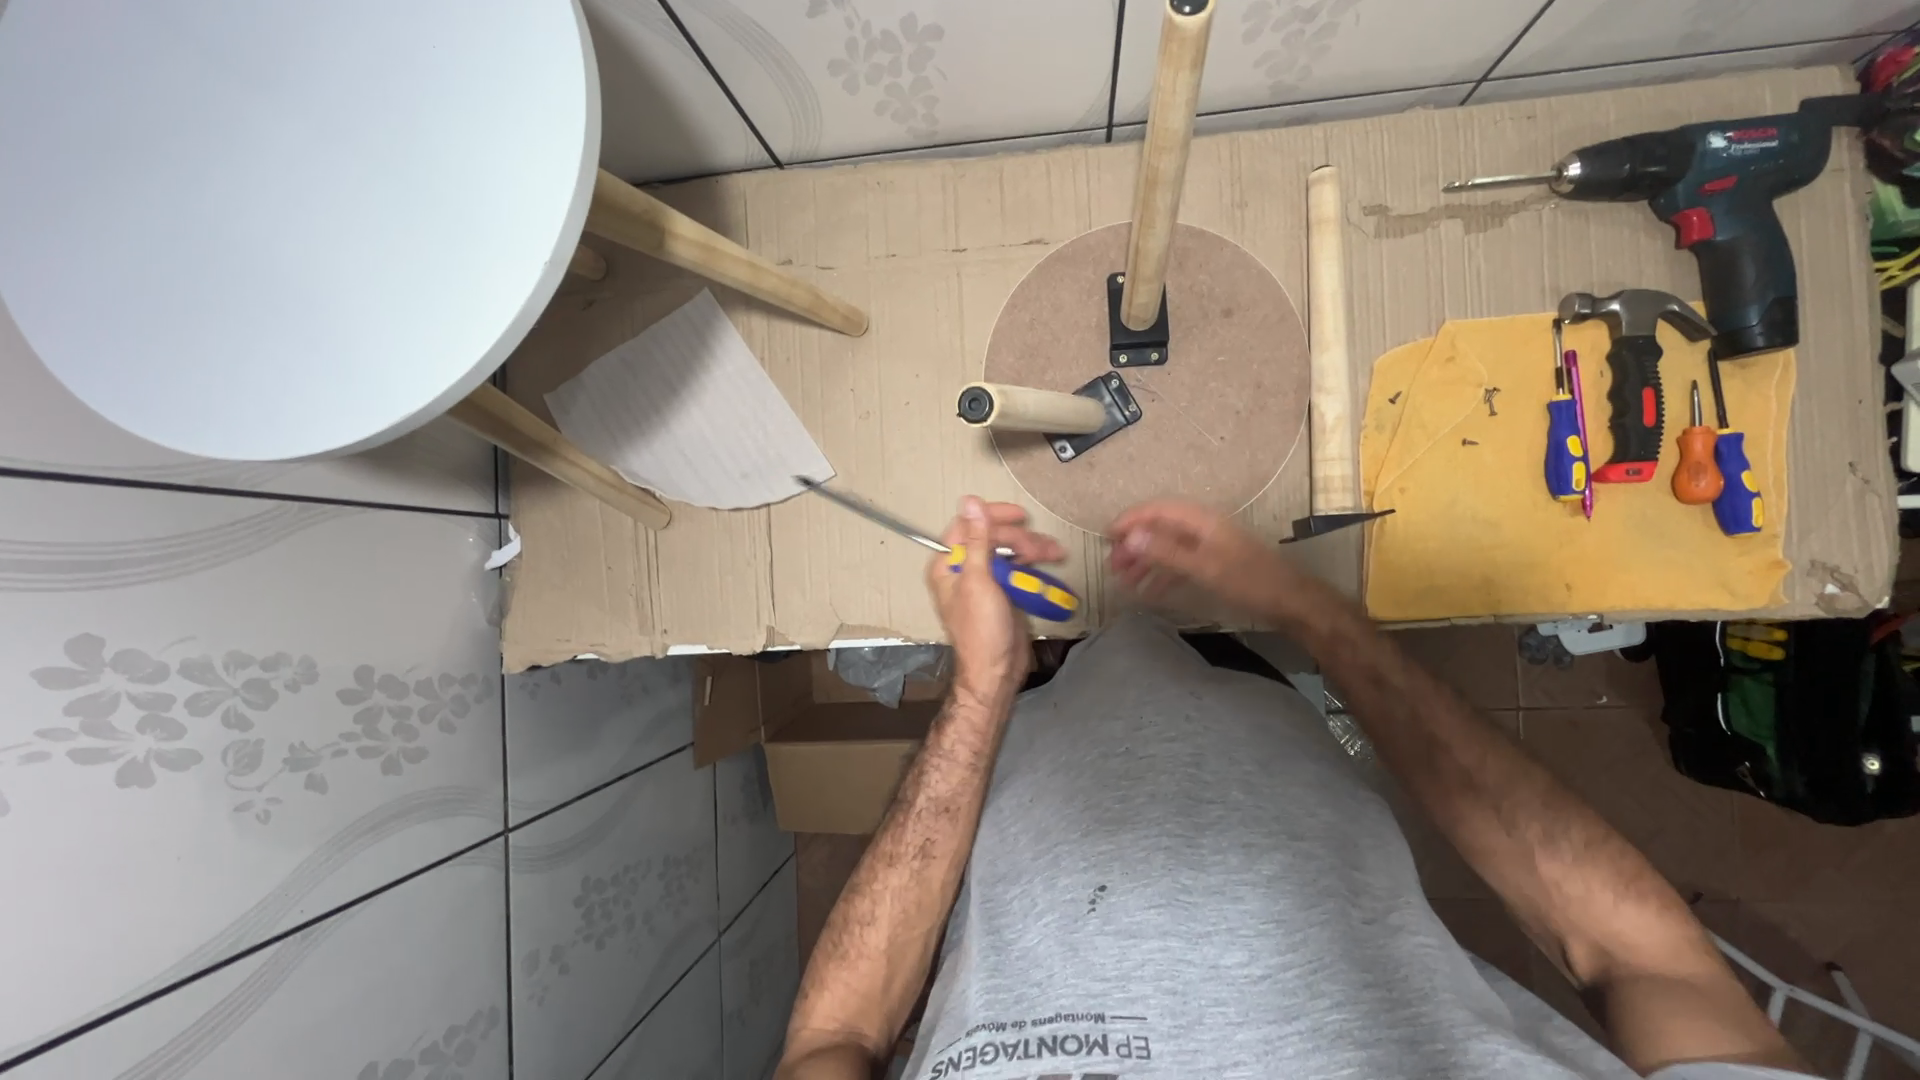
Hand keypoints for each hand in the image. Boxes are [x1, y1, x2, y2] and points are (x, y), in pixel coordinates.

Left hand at [926, 496, 1066, 706]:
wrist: (997, 672)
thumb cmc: (981, 630)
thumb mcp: (979, 581)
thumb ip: (976, 540)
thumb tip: (969, 500)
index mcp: (947, 565)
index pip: (966, 526)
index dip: (993, 517)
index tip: (1020, 516)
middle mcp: (962, 569)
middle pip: (991, 538)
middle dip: (1018, 539)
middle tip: (1040, 549)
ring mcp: (984, 581)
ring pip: (1008, 551)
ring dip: (1032, 549)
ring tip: (1055, 552)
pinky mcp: (1003, 592)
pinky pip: (1018, 568)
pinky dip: (1034, 564)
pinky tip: (1052, 561)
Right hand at [1107, 499, 1307, 619]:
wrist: (1290, 601)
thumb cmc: (1249, 580)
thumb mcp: (1203, 567)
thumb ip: (1166, 551)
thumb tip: (1130, 537)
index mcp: (1200, 521)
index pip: (1157, 510)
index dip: (1131, 520)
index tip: (1107, 536)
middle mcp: (1202, 528)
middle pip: (1159, 529)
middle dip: (1134, 545)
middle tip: (1112, 565)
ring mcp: (1208, 546)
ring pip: (1167, 548)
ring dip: (1145, 562)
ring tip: (1124, 580)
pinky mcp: (1213, 564)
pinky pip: (1179, 564)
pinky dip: (1162, 574)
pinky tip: (1148, 591)